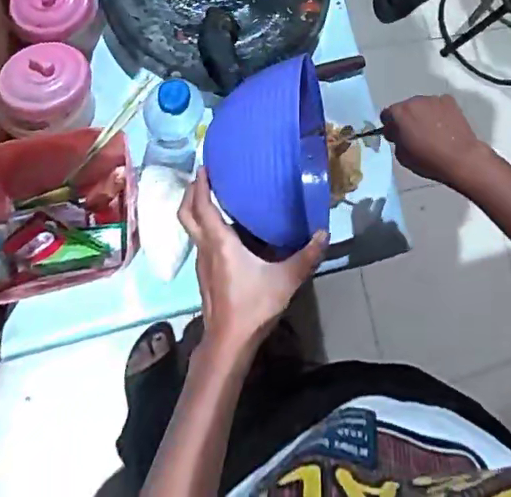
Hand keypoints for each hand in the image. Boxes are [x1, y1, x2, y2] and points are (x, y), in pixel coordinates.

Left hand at [178, 171, 325, 354]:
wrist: (229, 343)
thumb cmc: (252, 307)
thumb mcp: (285, 280)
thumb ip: (306, 256)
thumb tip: (323, 233)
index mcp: (219, 242)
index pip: (202, 206)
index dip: (200, 184)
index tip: (204, 166)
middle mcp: (206, 247)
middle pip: (187, 213)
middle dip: (191, 192)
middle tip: (203, 177)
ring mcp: (202, 261)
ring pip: (192, 228)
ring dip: (197, 209)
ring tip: (214, 196)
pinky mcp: (205, 274)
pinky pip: (200, 240)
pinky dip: (205, 226)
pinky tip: (224, 229)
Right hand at [380, 95, 495, 189]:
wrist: (461, 158)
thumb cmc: (428, 160)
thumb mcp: (401, 156)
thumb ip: (396, 139)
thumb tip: (398, 133)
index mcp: (399, 113)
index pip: (386, 115)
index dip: (391, 126)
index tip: (397, 136)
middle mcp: (413, 101)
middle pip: (405, 108)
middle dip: (408, 118)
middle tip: (416, 134)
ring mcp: (432, 99)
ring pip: (422, 105)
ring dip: (423, 114)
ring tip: (433, 131)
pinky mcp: (449, 101)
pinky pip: (438, 105)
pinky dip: (438, 112)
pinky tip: (445, 126)